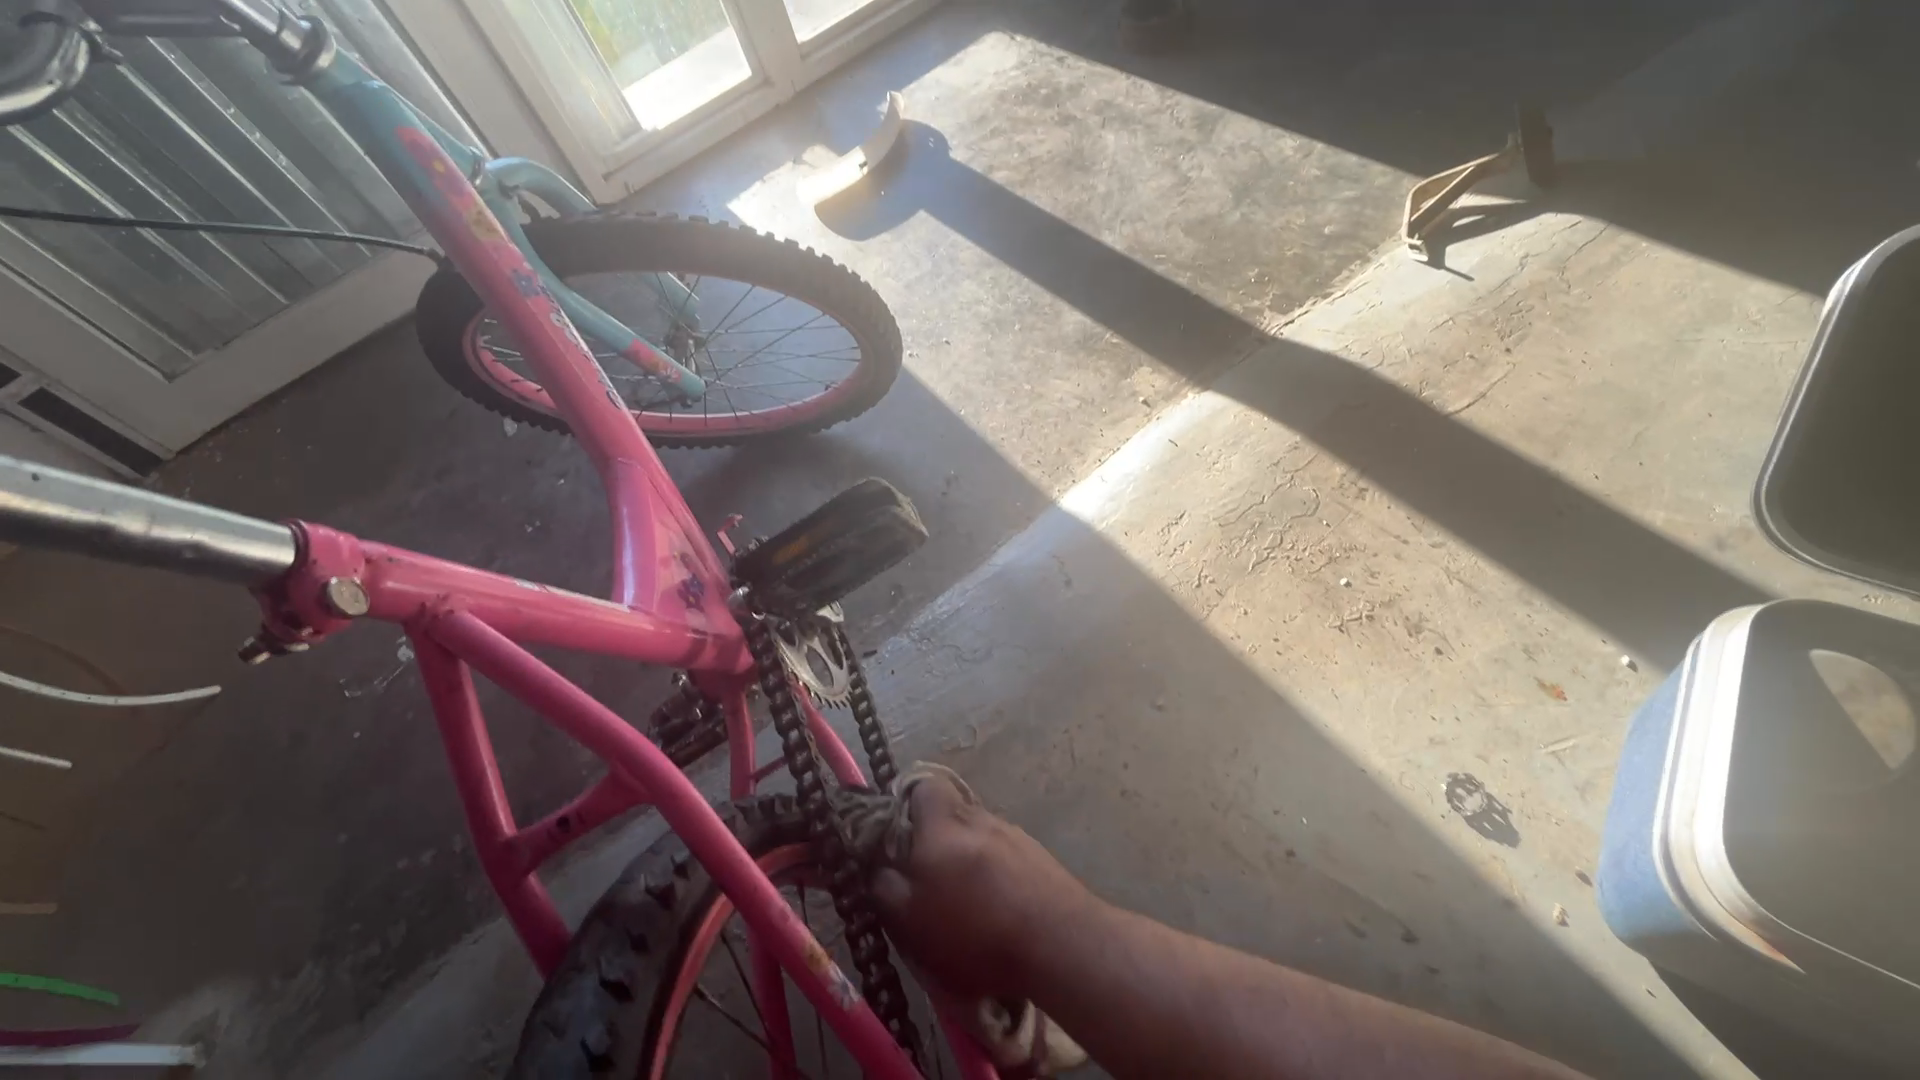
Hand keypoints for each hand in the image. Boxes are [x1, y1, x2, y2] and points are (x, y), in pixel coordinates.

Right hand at [869, 772, 1097, 1000]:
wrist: (1059, 943)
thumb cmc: (974, 931)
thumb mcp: (909, 919)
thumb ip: (883, 886)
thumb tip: (874, 865)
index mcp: (942, 823)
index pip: (921, 785)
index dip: (905, 805)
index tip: (895, 840)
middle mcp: (978, 817)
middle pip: (949, 814)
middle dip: (934, 841)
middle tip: (925, 881)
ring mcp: (1014, 835)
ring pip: (977, 837)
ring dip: (966, 861)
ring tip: (964, 905)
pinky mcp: (1040, 858)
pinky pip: (1005, 858)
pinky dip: (995, 876)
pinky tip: (997, 912)